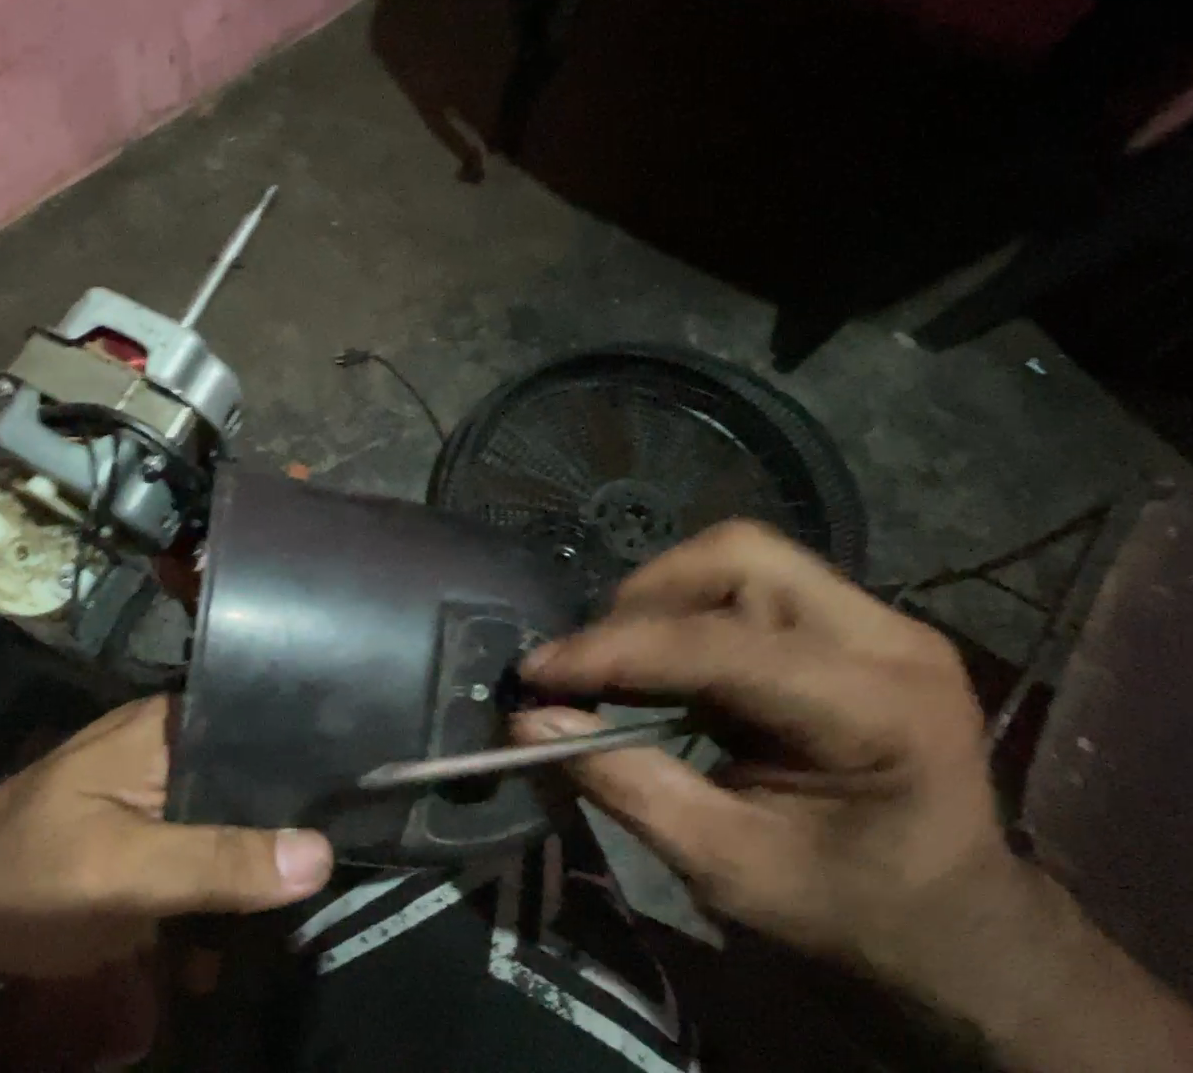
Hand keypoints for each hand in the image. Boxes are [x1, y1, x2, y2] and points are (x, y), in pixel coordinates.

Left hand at [0, 694, 334, 980]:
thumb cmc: (27, 879)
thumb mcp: (124, 871)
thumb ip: (218, 861)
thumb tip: (322, 852)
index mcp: (163, 728)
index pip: (258, 726)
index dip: (307, 764)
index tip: (360, 807)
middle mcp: (165, 747)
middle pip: (250, 779)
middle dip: (285, 832)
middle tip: (330, 881)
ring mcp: (152, 792)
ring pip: (231, 821)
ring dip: (253, 874)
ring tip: (284, 925)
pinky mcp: (143, 834)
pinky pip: (204, 853)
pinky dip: (220, 892)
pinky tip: (229, 940)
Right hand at [512, 521, 1014, 979]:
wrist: (950, 919)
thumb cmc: (845, 908)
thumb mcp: (726, 866)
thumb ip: (628, 784)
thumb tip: (528, 719)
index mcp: (879, 712)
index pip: (720, 645)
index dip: (614, 651)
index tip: (534, 674)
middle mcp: (888, 641)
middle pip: (738, 559)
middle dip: (642, 601)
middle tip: (590, 666)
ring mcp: (876, 622)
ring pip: (737, 558)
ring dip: (659, 601)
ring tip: (622, 666)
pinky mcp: (851, 623)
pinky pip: (745, 582)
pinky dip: (683, 611)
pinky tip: (663, 667)